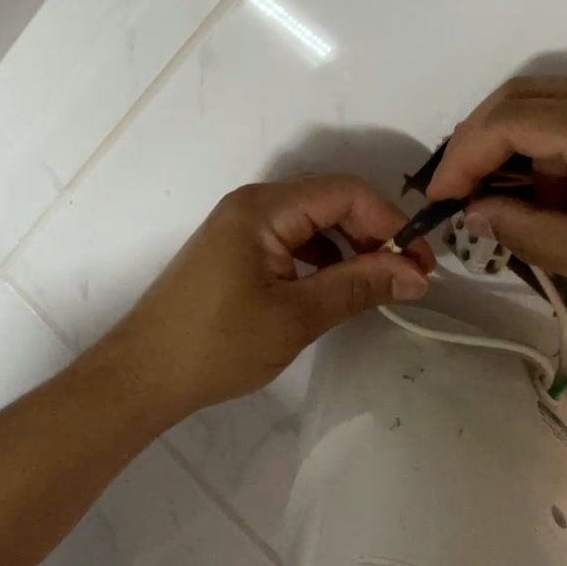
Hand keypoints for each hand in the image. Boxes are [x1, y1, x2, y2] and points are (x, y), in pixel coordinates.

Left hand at [94, 175, 434, 418]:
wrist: (144, 373)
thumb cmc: (218, 343)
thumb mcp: (296, 316)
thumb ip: (358, 286)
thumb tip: (414, 272)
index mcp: (264, 208)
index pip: (345, 192)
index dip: (390, 222)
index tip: (422, 264)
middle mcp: (253, 203)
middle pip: (330, 200)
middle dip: (373, 232)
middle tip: (407, 277)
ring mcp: (241, 224)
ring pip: (312, 219)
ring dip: (350, 245)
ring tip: (379, 283)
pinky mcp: (237, 247)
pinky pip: (292, 237)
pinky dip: (322, 256)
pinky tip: (337, 285)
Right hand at [427, 77, 566, 345]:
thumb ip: (533, 234)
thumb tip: (475, 214)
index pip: (510, 119)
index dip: (463, 155)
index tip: (440, 200)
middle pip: (525, 99)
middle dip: (482, 145)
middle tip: (463, 197)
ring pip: (553, 110)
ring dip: (521, 153)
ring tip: (520, 213)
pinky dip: (557, 158)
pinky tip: (565, 204)